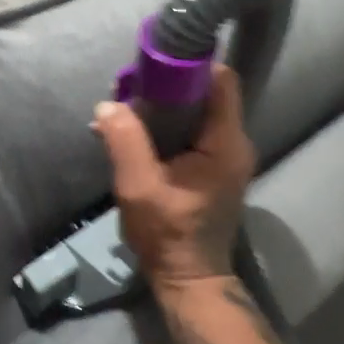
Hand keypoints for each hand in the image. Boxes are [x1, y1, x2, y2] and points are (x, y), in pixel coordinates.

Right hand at [92, 66, 253, 288]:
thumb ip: (124, 141)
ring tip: (127, 108)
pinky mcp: (215, 166)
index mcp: (225, 143)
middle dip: (169, 84)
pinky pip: (194, 128)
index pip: (221, 80)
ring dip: (165, 105)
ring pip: (199, 109)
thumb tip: (108, 104)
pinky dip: (168, 123)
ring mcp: (227, 155)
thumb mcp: (138, 188)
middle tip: (131, 86)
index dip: (189, 64)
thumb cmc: (168, 235)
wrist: (189, 280)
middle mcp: (234, 143)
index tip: (153, 63)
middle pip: (207, 92)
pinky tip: (137, 131)